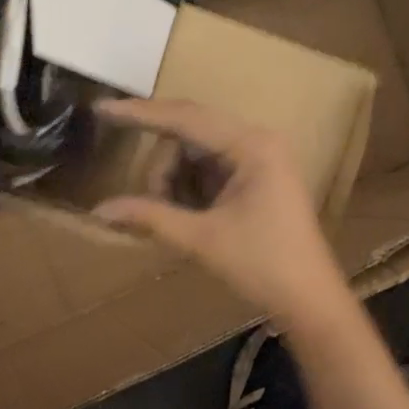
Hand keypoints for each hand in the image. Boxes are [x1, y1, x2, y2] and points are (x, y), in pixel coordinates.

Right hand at [92, 98, 348, 324]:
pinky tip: (189, 218)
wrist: (309, 300)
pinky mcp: (255, 179)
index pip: (184, 117)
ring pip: (194, 155)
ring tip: (177, 221)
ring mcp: (258, 159)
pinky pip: (208, 171)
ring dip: (175, 183)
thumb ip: (150, 216)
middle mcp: (256, 141)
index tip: (101, 109)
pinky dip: (190, 191)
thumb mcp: (201, 239)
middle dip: (163, 169)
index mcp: (251, 145)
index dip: (139, 113)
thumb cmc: (263, 266)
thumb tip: (99, 210)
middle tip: (153, 207)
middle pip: (187, 135)